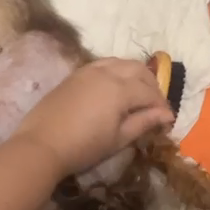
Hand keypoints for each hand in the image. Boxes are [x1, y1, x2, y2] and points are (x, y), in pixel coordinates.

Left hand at [8, 58, 173, 178]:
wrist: (42, 145)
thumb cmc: (84, 147)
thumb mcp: (118, 139)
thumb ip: (143, 122)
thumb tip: (166, 115)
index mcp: (121, 89)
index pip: (150, 92)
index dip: (162, 106)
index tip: (167, 120)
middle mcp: (107, 72)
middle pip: (139, 69)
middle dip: (151, 85)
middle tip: (154, 105)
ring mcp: (89, 70)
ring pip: (121, 62)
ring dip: (135, 74)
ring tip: (137, 94)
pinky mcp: (75, 74)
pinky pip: (103, 64)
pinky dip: (116, 71)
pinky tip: (115, 87)